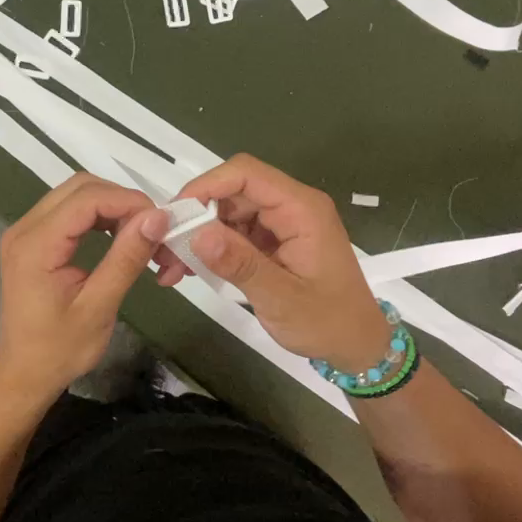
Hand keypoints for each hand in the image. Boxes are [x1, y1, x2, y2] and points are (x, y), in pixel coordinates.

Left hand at [0, 174, 167, 401]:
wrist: (26, 372)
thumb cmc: (60, 349)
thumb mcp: (99, 307)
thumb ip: (126, 258)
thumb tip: (157, 218)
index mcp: (35, 245)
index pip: (86, 199)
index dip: (128, 202)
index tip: (163, 222)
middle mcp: (24, 229)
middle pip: (80, 188)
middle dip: (122, 201)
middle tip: (154, 229)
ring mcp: (26, 233)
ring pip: (75, 196)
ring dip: (112, 207)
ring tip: (141, 235)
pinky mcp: (33, 241)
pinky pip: (68, 212)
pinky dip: (98, 218)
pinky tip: (119, 237)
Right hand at [173, 154, 390, 371]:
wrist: (357, 346)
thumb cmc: (327, 322)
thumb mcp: (281, 298)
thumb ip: (241, 264)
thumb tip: (197, 234)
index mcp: (301, 210)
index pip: (245, 174)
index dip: (204, 187)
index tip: (173, 217)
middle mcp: (292, 207)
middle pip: (232, 191)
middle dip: (194, 216)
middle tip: (163, 250)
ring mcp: (283, 224)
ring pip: (229, 213)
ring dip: (198, 235)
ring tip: (170, 268)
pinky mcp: (275, 242)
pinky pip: (236, 233)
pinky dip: (211, 249)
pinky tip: (189, 271)